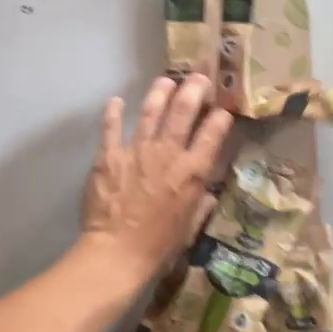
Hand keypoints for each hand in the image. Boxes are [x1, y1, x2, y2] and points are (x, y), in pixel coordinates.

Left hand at [81, 74, 232, 277]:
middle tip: (198, 79)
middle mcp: (167, 154)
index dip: (220, 116)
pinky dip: (113, 112)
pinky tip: (116, 100)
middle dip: (194, 89)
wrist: (117, 253)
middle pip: (183, 110)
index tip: (223, 109)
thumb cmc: (159, 246)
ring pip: (150, 111)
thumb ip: (201, 203)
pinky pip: (111, 127)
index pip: (213, 133)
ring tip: (165, 81)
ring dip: (160, 92)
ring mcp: (136, 151)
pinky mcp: (109, 156)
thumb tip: (208, 191)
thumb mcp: (190, 226)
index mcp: (192, 172)